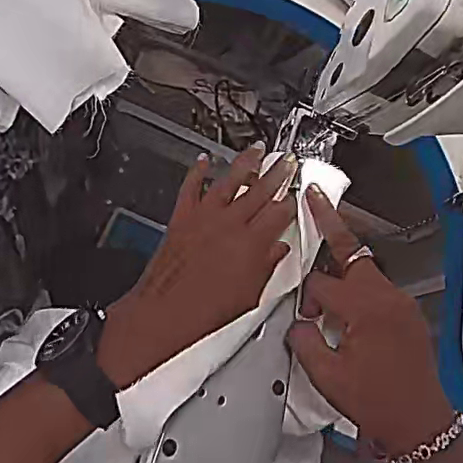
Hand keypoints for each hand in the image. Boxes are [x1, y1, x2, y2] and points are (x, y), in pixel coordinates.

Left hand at [100, 144, 297, 387]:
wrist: (164, 313)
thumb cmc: (204, 311)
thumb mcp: (250, 294)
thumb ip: (268, 267)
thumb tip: (279, 253)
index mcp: (252, 242)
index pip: (281, 212)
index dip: (292, 203)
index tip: (298, 197)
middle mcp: (230, 223)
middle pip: (261, 189)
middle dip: (279, 173)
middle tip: (288, 161)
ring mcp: (205, 216)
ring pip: (230, 180)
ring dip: (246, 162)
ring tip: (257, 150)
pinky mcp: (183, 217)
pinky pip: (191, 186)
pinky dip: (197, 171)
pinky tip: (203, 161)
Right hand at [288, 186, 455, 456]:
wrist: (420, 422)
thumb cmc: (381, 403)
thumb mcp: (327, 376)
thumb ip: (305, 342)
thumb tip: (298, 326)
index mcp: (365, 309)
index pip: (322, 283)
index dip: (304, 295)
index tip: (298, 306)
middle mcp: (387, 298)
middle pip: (351, 252)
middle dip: (330, 226)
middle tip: (316, 200)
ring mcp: (401, 304)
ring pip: (365, 270)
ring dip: (343, 269)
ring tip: (327, 267)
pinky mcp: (407, 315)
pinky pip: (379, 290)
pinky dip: (360, 290)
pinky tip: (349, 310)